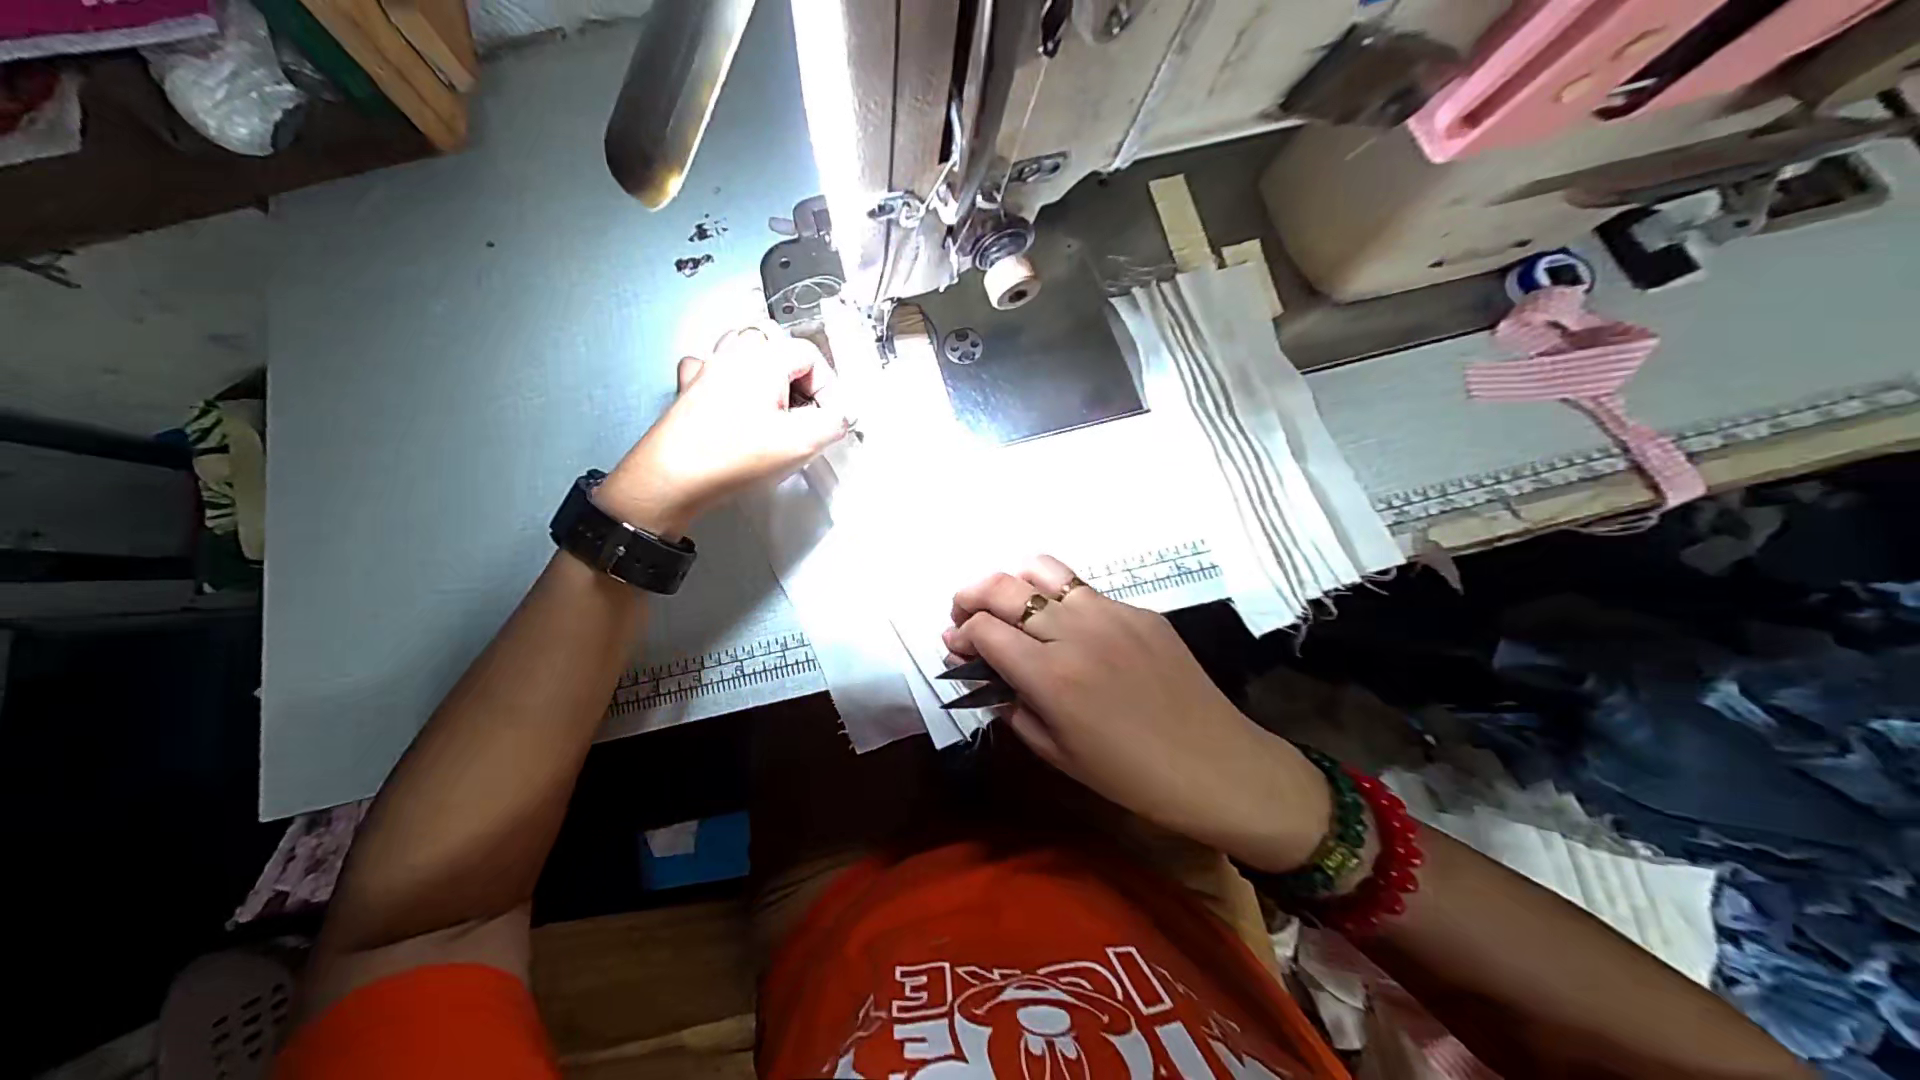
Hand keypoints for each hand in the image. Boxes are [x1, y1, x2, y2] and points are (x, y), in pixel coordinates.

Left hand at [598, 328, 850, 536]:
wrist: (673, 478)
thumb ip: (833, 423)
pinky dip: (728, 378)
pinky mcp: (689, 390)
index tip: (828, 414)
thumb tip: (842, 416)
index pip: (810, 353)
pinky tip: (736, 402)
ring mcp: (707, 370)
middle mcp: (733, 356)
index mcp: (763, 360)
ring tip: (774, 402)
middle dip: (796, 372)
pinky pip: (711, 366)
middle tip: (804, 406)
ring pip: (742, 347)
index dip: (827, 385)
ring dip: (764, 369)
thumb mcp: (800, 444)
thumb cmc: (727, 457)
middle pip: (776, 341)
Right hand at [944, 556, 1332, 872]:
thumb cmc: (1130, 776)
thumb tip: (985, 675)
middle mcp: (1076, 630)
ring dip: (1013, 583)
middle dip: (970, 596)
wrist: (1216, 766)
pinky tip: (1065, 627)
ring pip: (1043, 570)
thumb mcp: (1056, 753)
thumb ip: (1013, 706)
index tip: (956, 649)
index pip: (984, 629)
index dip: (960, 635)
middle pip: (1003, 587)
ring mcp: (1112, 612)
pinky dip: (1058, 599)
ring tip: (1009, 606)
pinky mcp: (1140, 610)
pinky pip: (1085, 590)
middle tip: (963, 615)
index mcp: (1051, 675)